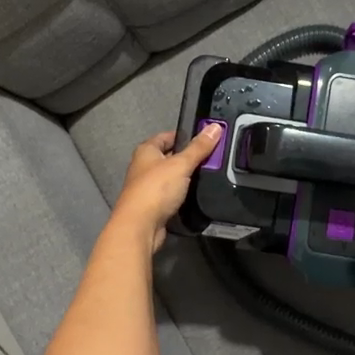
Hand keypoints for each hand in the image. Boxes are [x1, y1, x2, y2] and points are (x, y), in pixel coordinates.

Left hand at [110, 126, 222, 250]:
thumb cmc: (156, 189)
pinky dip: (184, 194)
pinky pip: (173, 195)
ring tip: (210, 175)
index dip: (185, 135)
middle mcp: (144, 167)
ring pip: (173, 177)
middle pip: (171, 157)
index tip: (205, 137)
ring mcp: (148, 188)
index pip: (167, 136)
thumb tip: (215, 127)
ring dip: (188, 177)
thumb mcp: (181, 164)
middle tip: (213, 157)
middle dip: (190, 157)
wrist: (140, 227)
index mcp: (146, 151)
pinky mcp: (155, 206)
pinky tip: (198, 194)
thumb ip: (199, 147)